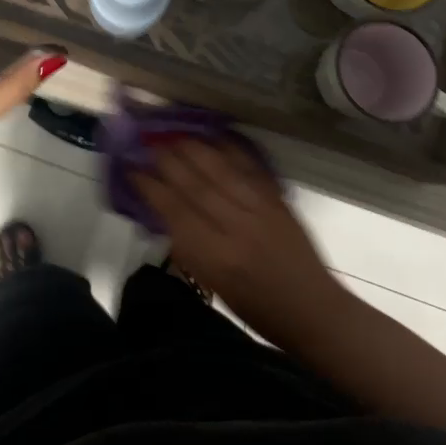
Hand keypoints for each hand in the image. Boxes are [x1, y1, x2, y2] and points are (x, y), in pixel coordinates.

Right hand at [133, 139, 340, 331]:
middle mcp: (237, 229)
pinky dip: (230, 149)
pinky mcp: (278, 200)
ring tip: (172, 133)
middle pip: (196, 185)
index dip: (151, 187)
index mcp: (217, 258)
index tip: (132, 169)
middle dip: (168, 160)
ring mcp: (260, 210)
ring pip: (221, 170)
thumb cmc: (257, 309)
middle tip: (147, 142)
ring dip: (193, 148)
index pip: (176, 212)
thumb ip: (189, 248)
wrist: (313, 311)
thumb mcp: (213, 286)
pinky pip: (250, 167)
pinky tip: (213, 136)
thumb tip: (163, 213)